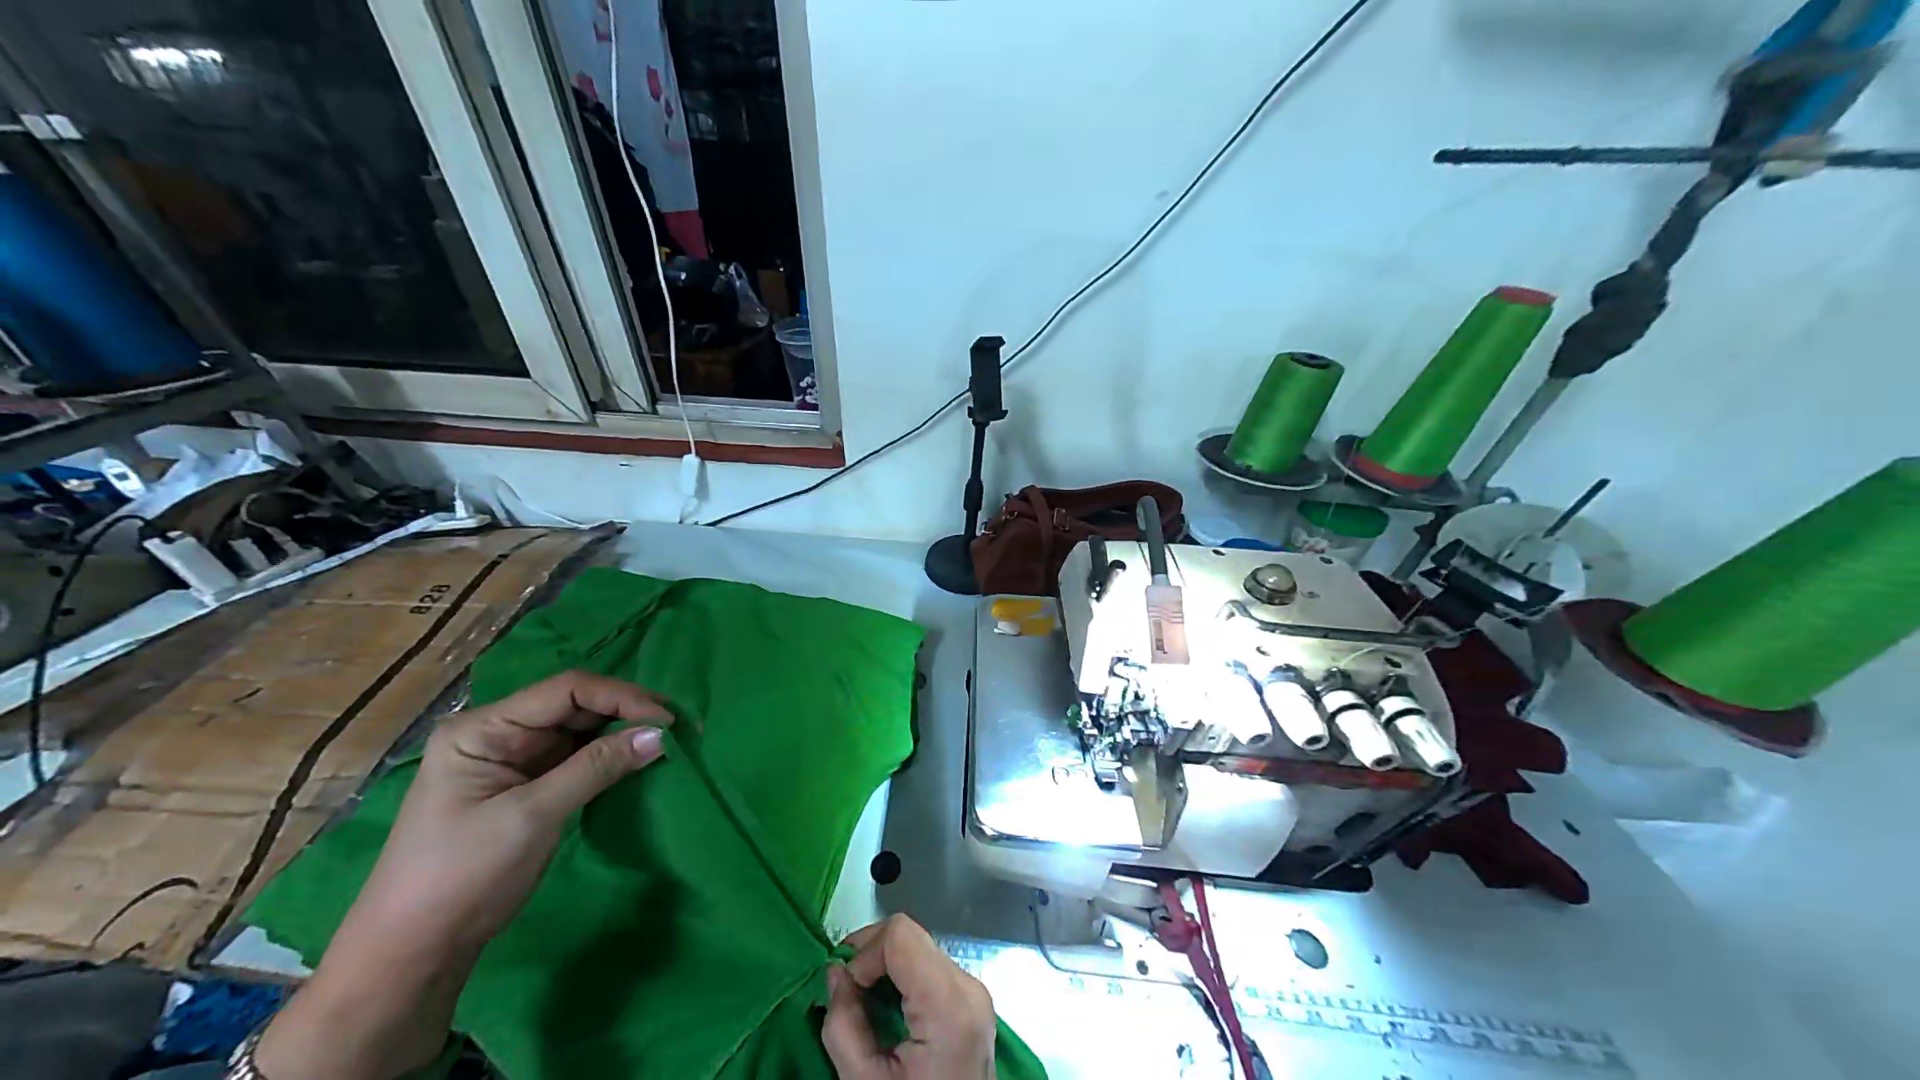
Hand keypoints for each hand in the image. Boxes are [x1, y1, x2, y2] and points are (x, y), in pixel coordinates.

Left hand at [257, 671, 670, 1079]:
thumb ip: (597, 768)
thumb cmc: (462, 875)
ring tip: (663, 740)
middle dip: (624, 712)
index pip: (566, 690)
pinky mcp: (525, 786)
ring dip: (619, 734)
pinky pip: (574, 758)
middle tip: (674, 729)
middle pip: (573, 705)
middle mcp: (497, 733)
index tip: (667, 719)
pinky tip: (635, 760)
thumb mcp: (533, 816)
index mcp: (483, 728)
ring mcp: (511, 760)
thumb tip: (661, 734)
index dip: (621, 697)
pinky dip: (607, 758)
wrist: (413, 952)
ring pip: (578, 731)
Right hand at [822, 915, 997, 1079]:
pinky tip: (885, 1008)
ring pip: (918, 946)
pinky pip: (929, 965)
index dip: (863, 953)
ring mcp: (974, 990)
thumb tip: (835, 974)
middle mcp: (968, 985)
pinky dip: (900, 976)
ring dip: (883, 965)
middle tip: (844, 993)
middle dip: (869, 956)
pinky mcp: (972, 999)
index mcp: (948, 1004)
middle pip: (909, 936)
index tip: (844, 989)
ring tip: (862, 1002)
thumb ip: (844, 1025)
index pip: (900, 936)